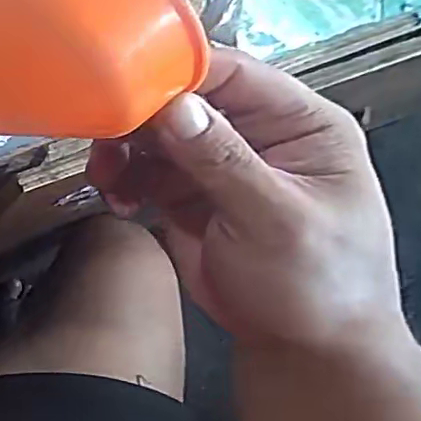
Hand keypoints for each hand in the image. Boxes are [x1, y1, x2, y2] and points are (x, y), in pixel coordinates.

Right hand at [87, 47, 404, 351]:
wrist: (301, 347)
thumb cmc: (315, 282)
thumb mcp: (275, 219)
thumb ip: (224, 162)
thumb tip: (175, 106)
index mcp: (297, 124)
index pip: (234, 75)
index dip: (179, 72)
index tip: (124, 81)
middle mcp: (253, 134)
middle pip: (181, 102)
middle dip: (138, 120)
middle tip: (105, 143)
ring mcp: (215, 166)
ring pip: (153, 137)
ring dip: (122, 153)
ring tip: (108, 181)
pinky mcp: (184, 195)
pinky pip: (141, 172)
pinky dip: (122, 182)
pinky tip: (121, 204)